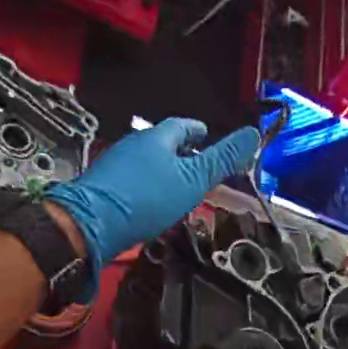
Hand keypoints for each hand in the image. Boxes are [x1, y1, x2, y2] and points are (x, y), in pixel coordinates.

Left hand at [45, 118, 259, 296]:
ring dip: (160, 171)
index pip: (182, 126)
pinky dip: (144, 187)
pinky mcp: (102, 188)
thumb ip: (221, 160)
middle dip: (179, 152)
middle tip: (194, 164)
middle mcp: (133, 145)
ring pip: (144, 163)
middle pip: (161, 144)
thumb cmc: (147, 199)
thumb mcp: (192, 181)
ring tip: (175, 186)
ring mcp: (114, 166)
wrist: (93, 223)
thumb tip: (254, 133)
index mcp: (157, 138)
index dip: (197, 131)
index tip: (206, 136)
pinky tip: (148, 204)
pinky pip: (130, 182)